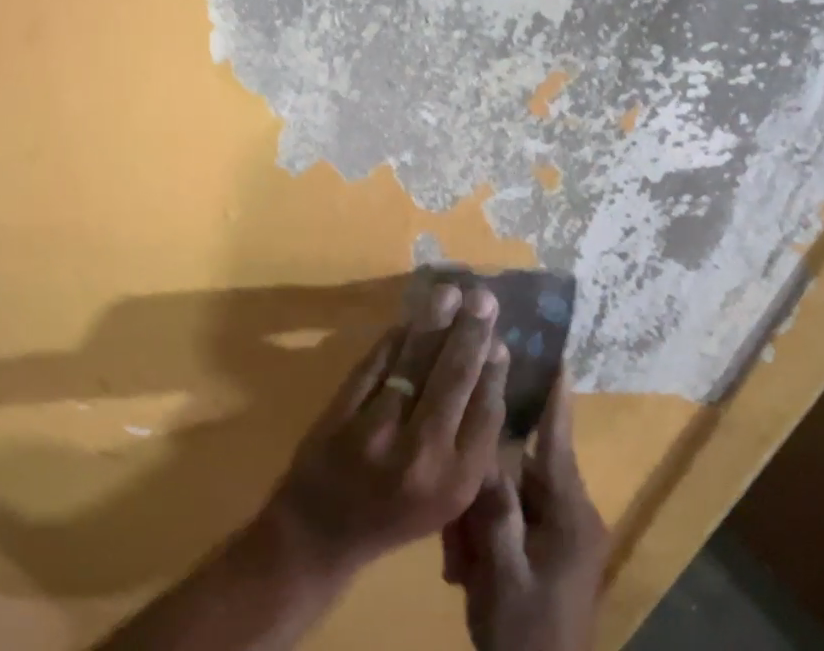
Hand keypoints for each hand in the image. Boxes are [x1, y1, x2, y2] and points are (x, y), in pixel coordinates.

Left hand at [261, 281, 510, 573]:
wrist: (321, 530)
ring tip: (451, 292)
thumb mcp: (447, 499)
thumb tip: (488, 376)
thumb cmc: (395, 517)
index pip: (486, 412)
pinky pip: (375, 365)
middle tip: (484, 298)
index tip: (501, 341)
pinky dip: (393, 340)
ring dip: (434, 323)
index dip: (494, 372)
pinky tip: (409, 321)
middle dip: (471, 334)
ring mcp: (378, 429)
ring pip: (413, 363)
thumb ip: (471, 444)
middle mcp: (422, 453)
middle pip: (454, 379)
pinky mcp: (342, 412)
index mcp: (457, 480)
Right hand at [441, 373, 608, 650]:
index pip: (557, 439)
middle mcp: (571, 514)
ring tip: (457, 560)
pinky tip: (463, 566)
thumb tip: (485, 450)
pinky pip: (510, 521)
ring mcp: (561, 534)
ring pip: (509, 497)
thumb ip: (494, 507)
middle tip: (455, 524)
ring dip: (478, 518)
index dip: (555, 395)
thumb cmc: (526, 628)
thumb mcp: (501, 569)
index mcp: (570, 513)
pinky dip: (484, 536)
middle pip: (520, 470)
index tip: (554, 352)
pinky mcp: (548, 550)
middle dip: (482, 483)